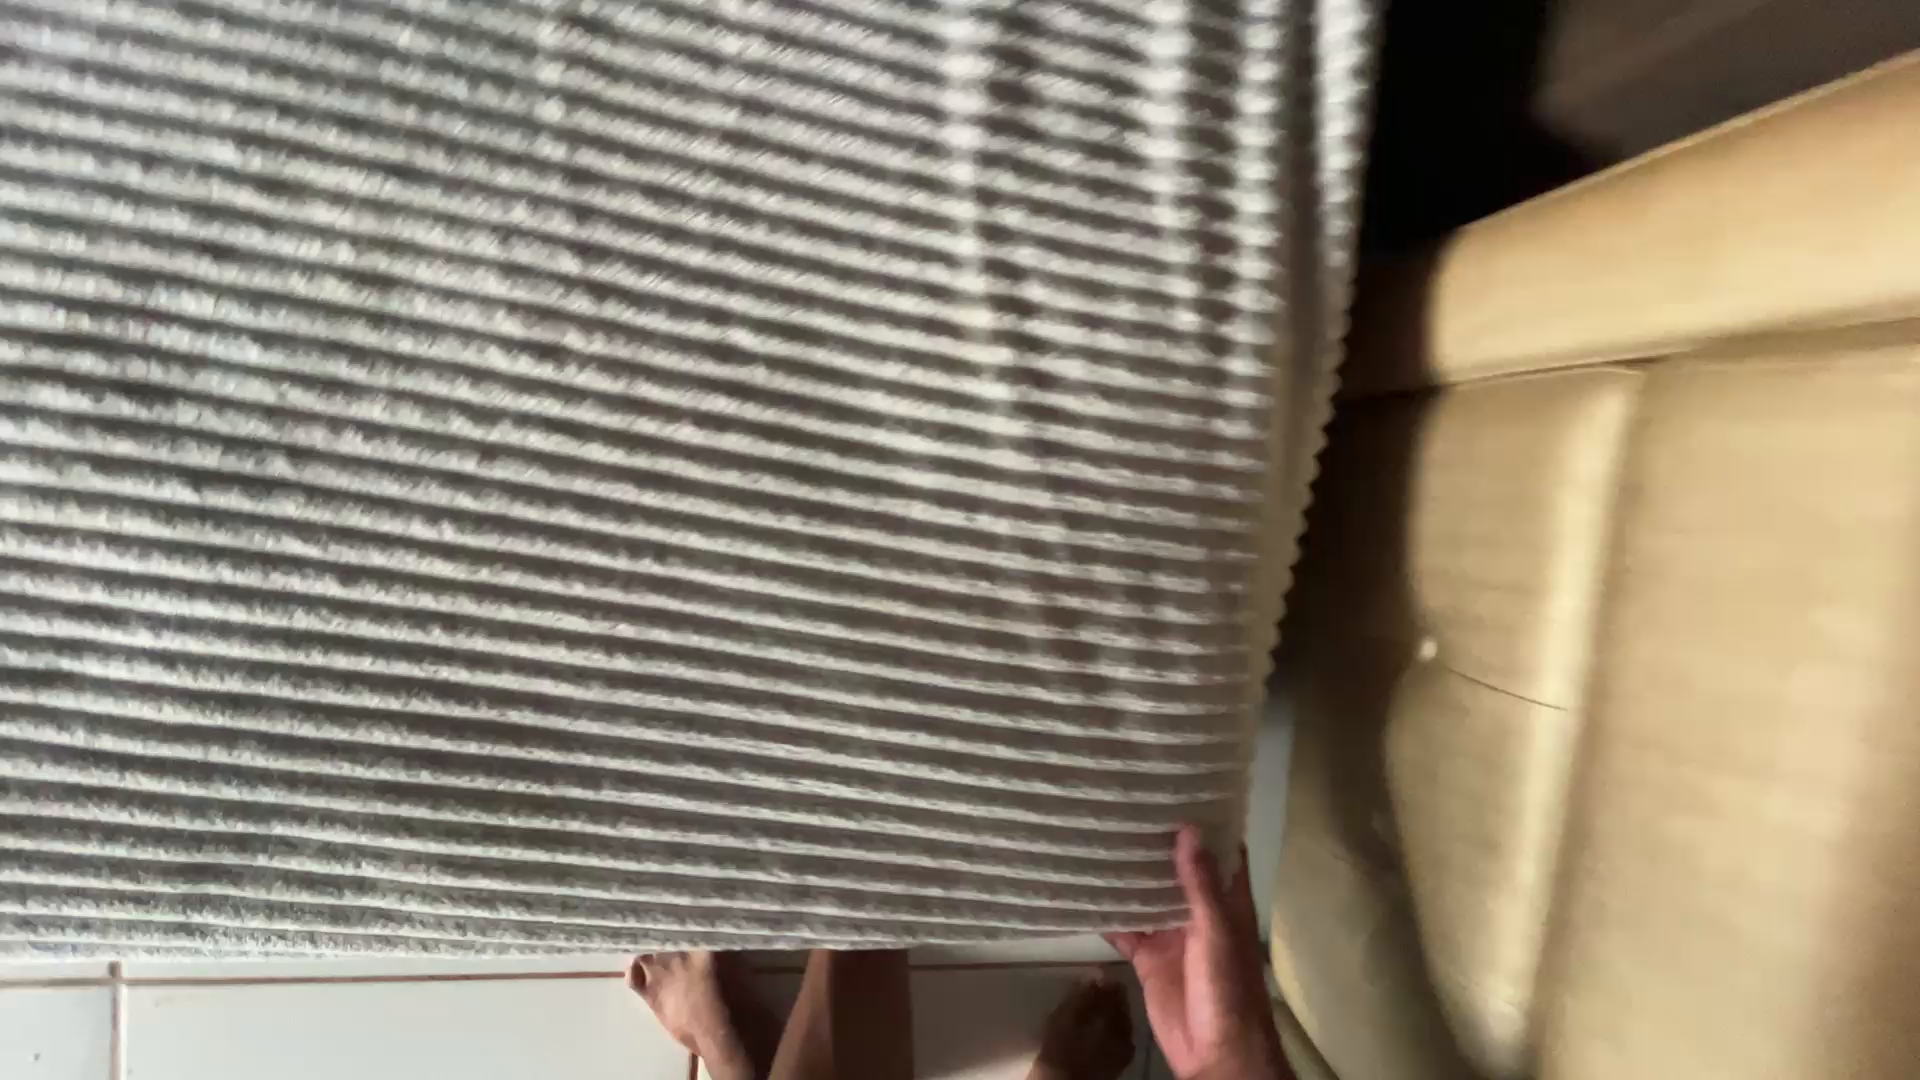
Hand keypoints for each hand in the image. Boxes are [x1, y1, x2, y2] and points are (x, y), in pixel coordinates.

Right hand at [1104, 825, 1288, 1079]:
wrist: (1214, 1055)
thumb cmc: (1228, 989)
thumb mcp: (1217, 932)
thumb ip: (1200, 886)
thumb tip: (1187, 829)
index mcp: (1224, 900)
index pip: (1217, 850)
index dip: (1203, 820)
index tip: (1177, 785)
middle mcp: (1196, 908)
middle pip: (1174, 867)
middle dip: (1153, 840)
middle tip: (1122, 801)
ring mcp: (1170, 930)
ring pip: (1145, 891)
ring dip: (1126, 870)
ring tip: (1096, 832)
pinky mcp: (1147, 954)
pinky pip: (1123, 926)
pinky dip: (1104, 910)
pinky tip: (1081, 886)